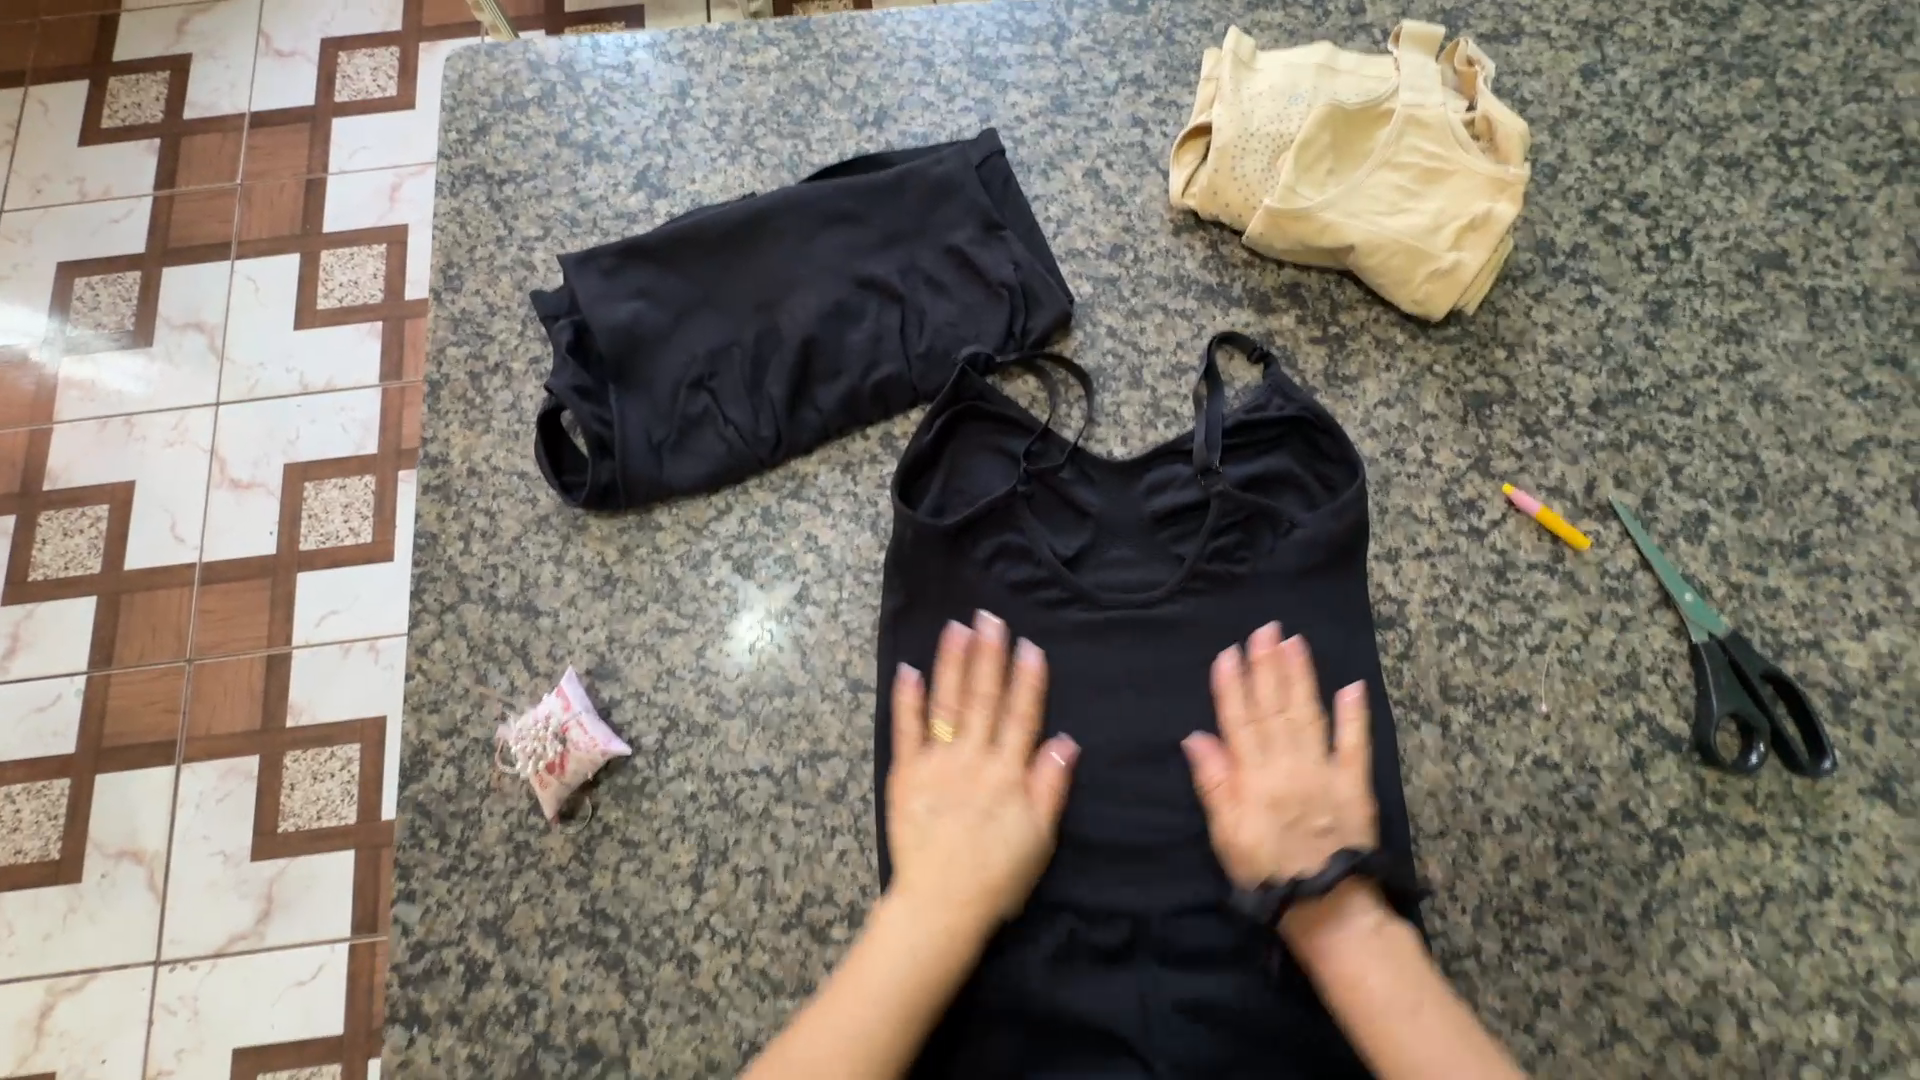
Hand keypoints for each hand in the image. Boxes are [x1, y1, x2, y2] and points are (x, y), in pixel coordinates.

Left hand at [887, 611, 1079, 930]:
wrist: (941, 904)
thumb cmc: (997, 874)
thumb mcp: (1039, 836)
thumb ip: (1051, 785)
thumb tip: (1066, 740)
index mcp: (1008, 772)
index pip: (1022, 715)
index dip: (1028, 679)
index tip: (1029, 645)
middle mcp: (974, 758)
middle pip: (984, 699)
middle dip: (989, 655)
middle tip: (990, 617)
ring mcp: (937, 763)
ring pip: (947, 703)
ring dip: (952, 663)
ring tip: (956, 628)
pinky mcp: (906, 773)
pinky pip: (906, 730)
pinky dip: (907, 699)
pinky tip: (909, 669)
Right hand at [1181, 623, 1378, 889]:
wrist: (1327, 908)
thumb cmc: (1266, 872)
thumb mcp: (1226, 834)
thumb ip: (1214, 783)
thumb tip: (1196, 737)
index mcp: (1254, 778)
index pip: (1239, 722)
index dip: (1232, 686)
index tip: (1228, 653)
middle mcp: (1288, 766)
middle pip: (1274, 709)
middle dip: (1267, 667)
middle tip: (1265, 630)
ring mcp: (1324, 773)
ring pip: (1309, 716)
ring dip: (1301, 677)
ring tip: (1294, 643)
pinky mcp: (1355, 786)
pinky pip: (1356, 746)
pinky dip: (1354, 716)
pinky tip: (1352, 687)